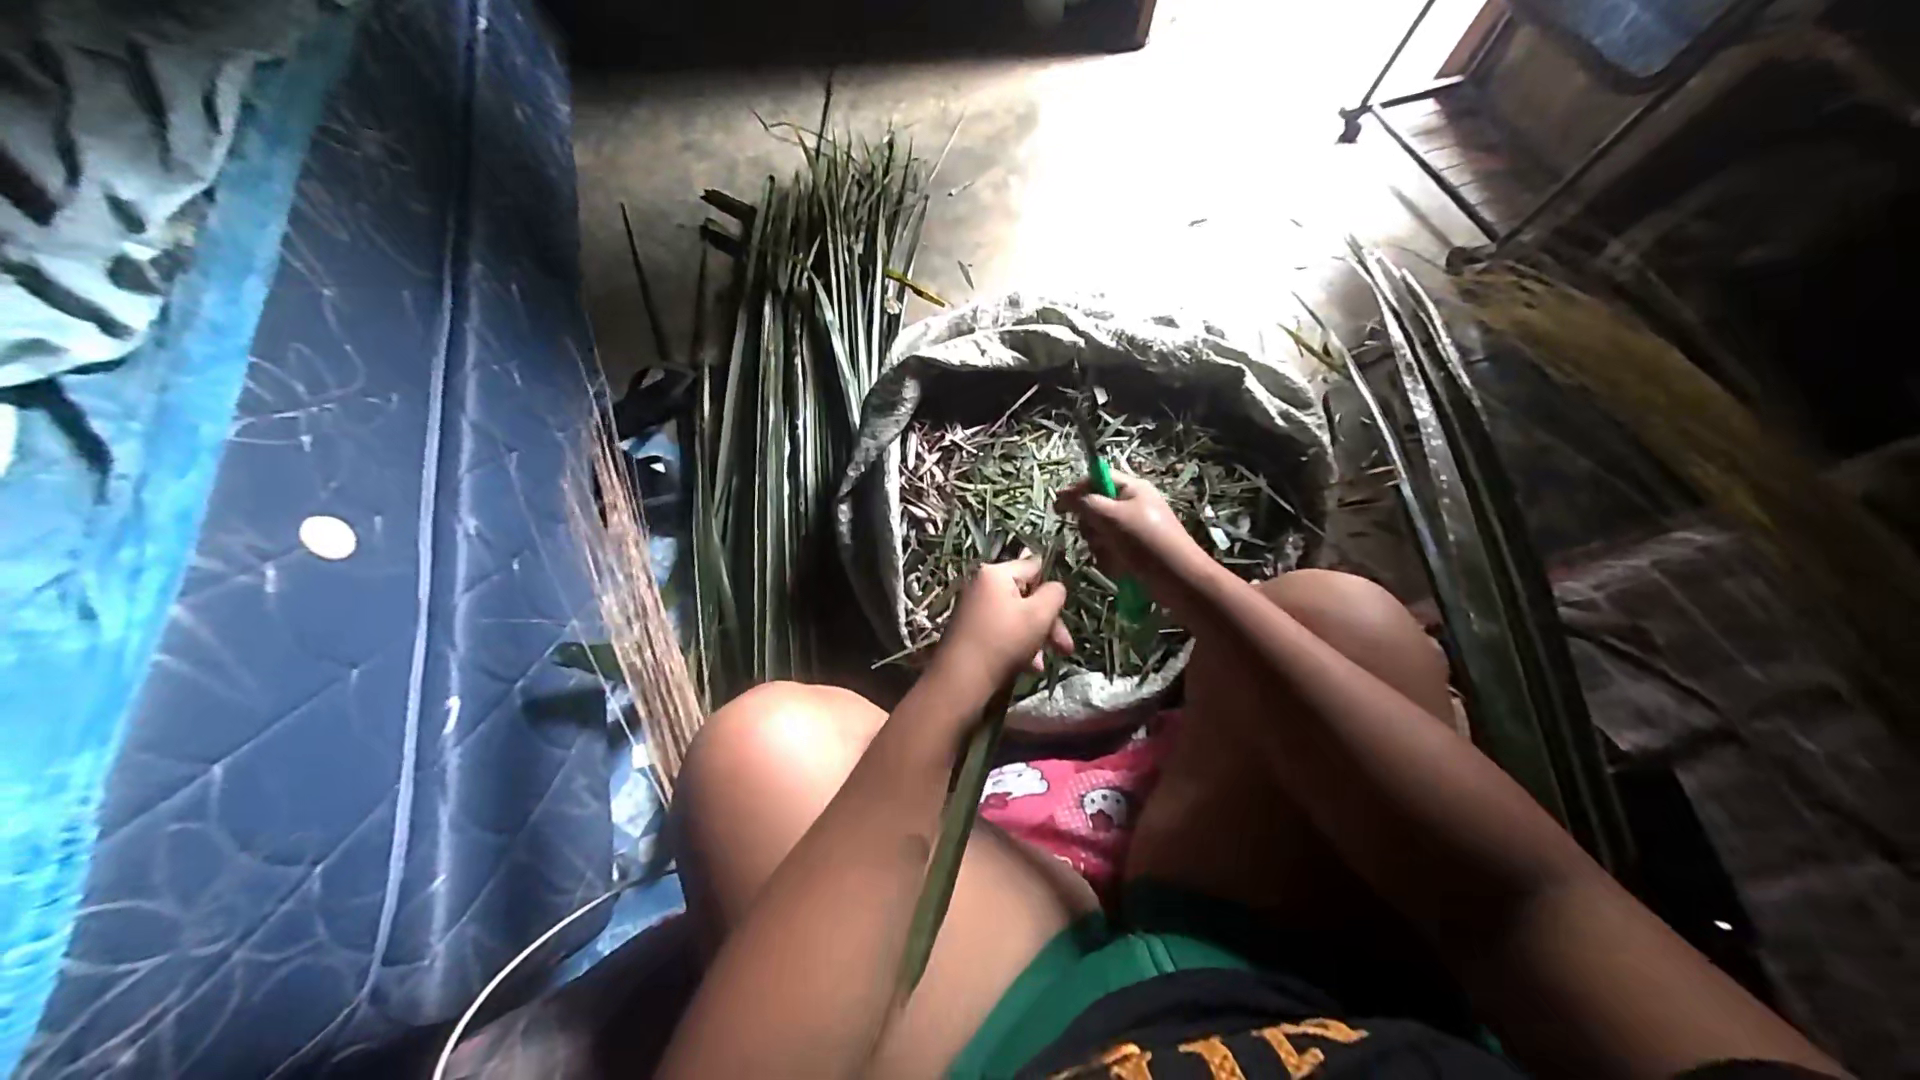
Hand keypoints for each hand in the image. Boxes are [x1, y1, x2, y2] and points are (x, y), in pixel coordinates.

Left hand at [933, 557, 1072, 690]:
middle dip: (1048, 623)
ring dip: (1035, 638)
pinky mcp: (971, 629)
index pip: (1034, 567)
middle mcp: (981, 585)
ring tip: (1041, 664)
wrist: (960, 679)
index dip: (1051, 590)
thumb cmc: (1003, 641)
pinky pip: (1002, 629)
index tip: (1061, 614)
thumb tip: (1055, 588)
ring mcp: (974, 608)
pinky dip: (1017, 644)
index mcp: (995, 573)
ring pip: (1016, 616)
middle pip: (1027, 596)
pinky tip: (1028, 667)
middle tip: (1065, 648)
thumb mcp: (1039, 615)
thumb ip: (1054, 594)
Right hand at [1056, 472, 1209, 603]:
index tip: (1058, 507)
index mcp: (1133, 489)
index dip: (1077, 490)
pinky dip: (1109, 561)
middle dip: (1091, 526)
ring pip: (1098, 534)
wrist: (1179, 580)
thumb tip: (1062, 496)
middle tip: (1098, 536)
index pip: (1097, 478)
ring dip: (1100, 547)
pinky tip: (1120, 569)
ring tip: (1114, 556)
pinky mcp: (1133, 553)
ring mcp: (1133, 531)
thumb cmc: (1146, 541)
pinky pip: (1108, 552)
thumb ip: (1083, 502)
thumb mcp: (1110, 516)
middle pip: (1094, 508)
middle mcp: (1132, 506)